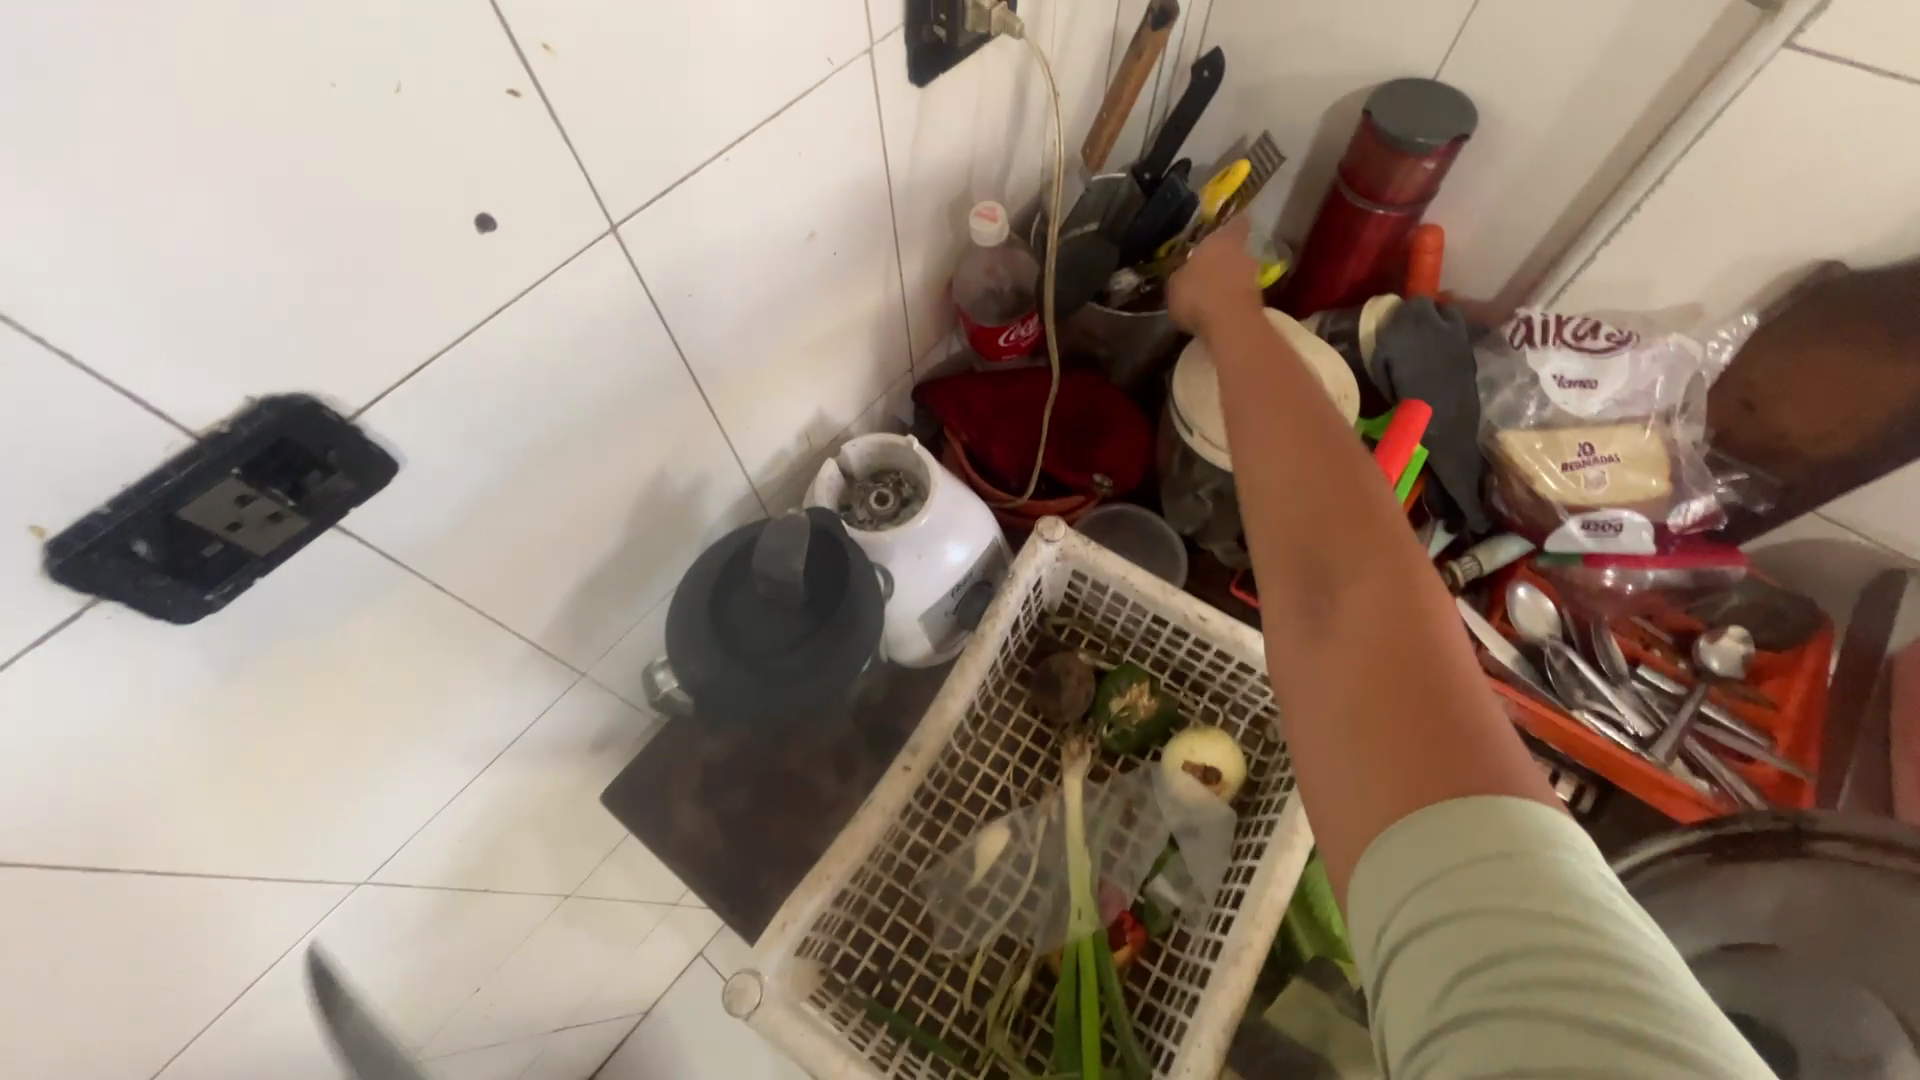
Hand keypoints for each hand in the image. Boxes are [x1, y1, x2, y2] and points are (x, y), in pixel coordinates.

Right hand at [1168, 217, 1263, 334]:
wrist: (1229, 324)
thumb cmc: (1196, 295)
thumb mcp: (1174, 284)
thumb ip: (1181, 273)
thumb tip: (1184, 271)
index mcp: (1221, 240)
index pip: (1236, 223)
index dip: (1232, 226)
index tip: (1224, 232)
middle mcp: (1242, 253)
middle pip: (1237, 251)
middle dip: (1225, 259)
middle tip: (1208, 270)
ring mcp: (1254, 277)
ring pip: (1240, 273)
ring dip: (1229, 281)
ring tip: (1211, 295)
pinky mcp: (1258, 301)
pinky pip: (1241, 294)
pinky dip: (1231, 300)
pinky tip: (1217, 312)